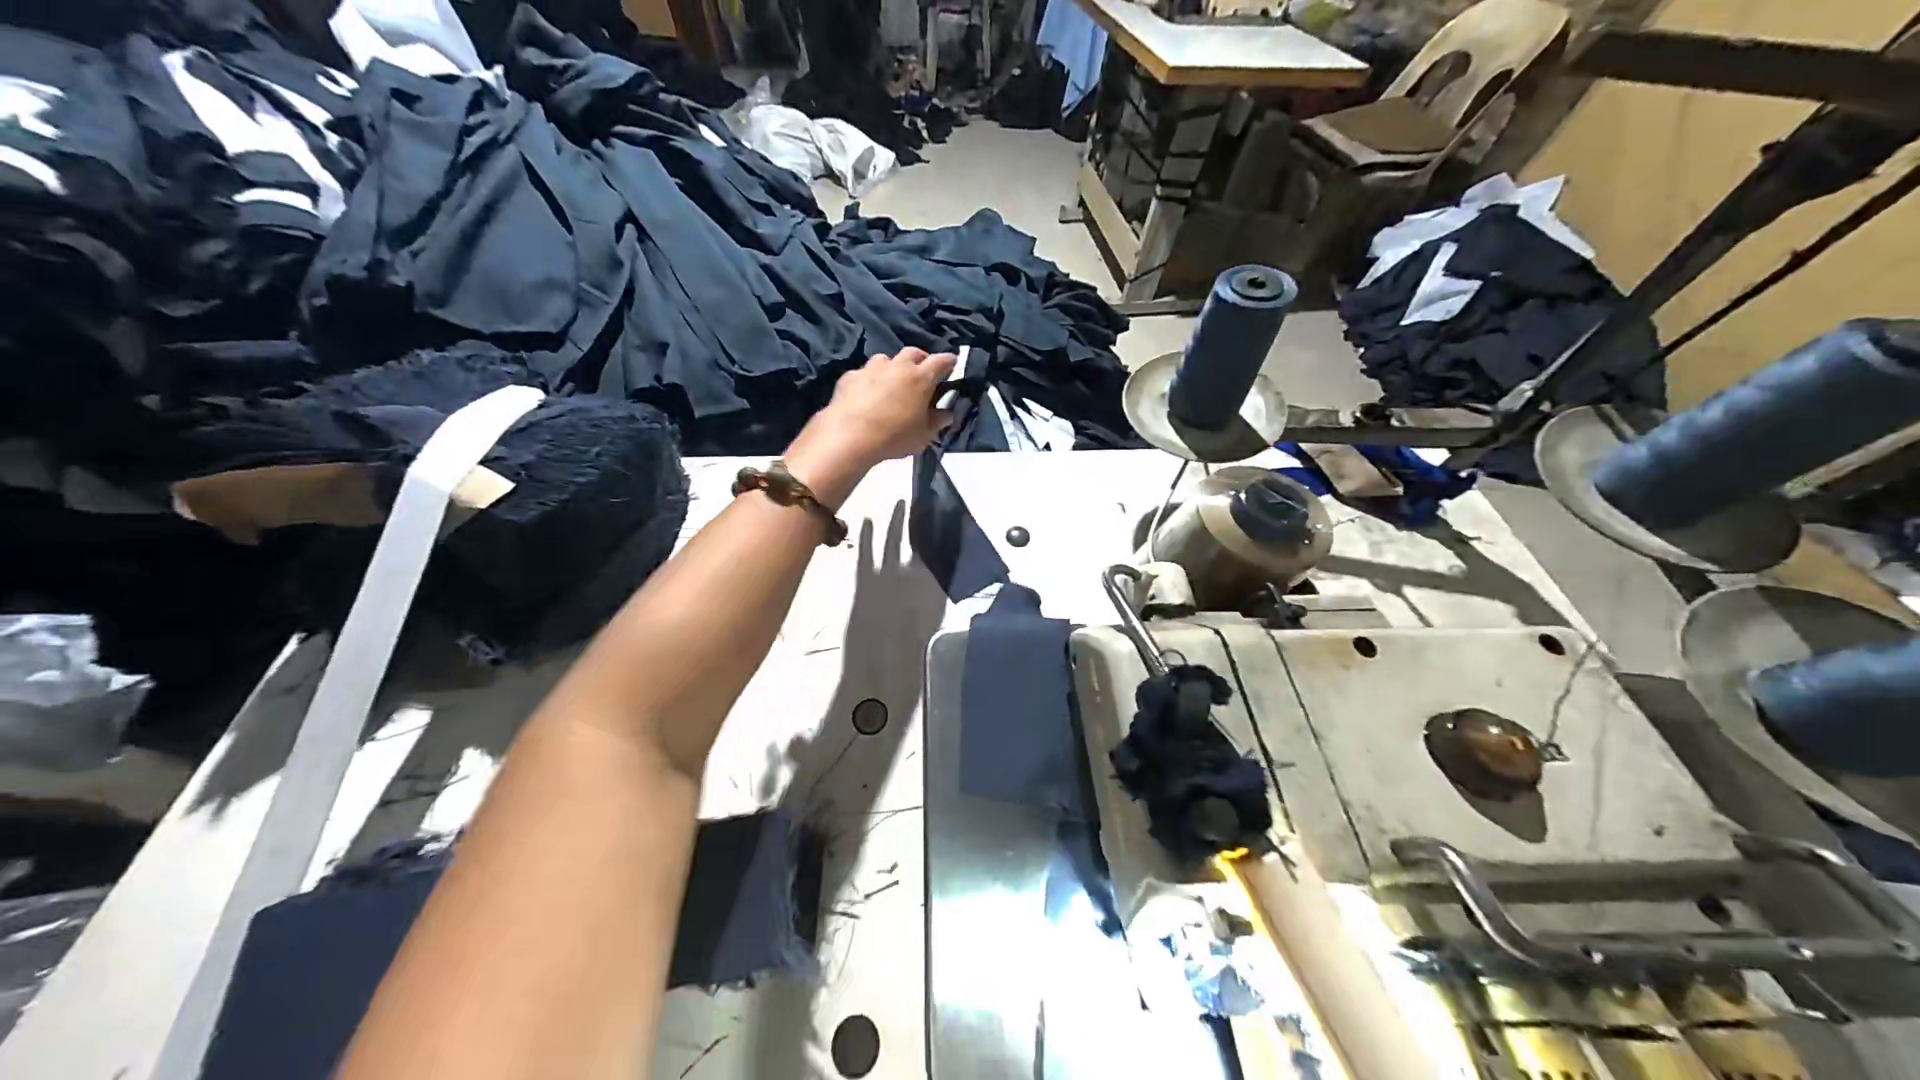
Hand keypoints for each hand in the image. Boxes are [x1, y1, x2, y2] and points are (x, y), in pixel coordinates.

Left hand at [785, 348, 955, 507]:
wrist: (849, 437)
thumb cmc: (894, 437)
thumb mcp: (924, 435)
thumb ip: (938, 421)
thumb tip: (946, 413)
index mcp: (920, 377)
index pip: (941, 361)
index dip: (949, 362)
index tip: (952, 365)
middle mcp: (897, 366)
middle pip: (913, 353)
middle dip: (921, 360)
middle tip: (922, 373)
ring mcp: (871, 368)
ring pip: (886, 360)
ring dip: (892, 368)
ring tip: (891, 384)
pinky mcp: (850, 376)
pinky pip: (864, 374)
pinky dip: (869, 381)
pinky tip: (865, 395)